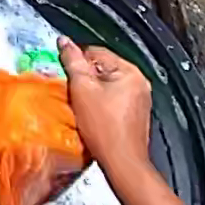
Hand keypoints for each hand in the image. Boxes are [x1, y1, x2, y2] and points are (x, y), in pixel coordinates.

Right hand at [59, 37, 152, 177]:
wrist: (122, 163)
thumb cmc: (103, 126)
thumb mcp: (81, 88)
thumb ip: (72, 61)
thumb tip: (64, 41)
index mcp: (129, 71)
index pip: (96, 52)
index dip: (78, 62)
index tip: (67, 76)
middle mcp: (139, 82)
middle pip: (102, 68)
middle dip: (86, 77)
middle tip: (74, 91)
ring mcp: (140, 99)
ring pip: (107, 83)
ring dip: (92, 90)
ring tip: (82, 103)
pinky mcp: (136, 114)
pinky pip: (114, 98)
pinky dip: (101, 101)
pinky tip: (93, 113)